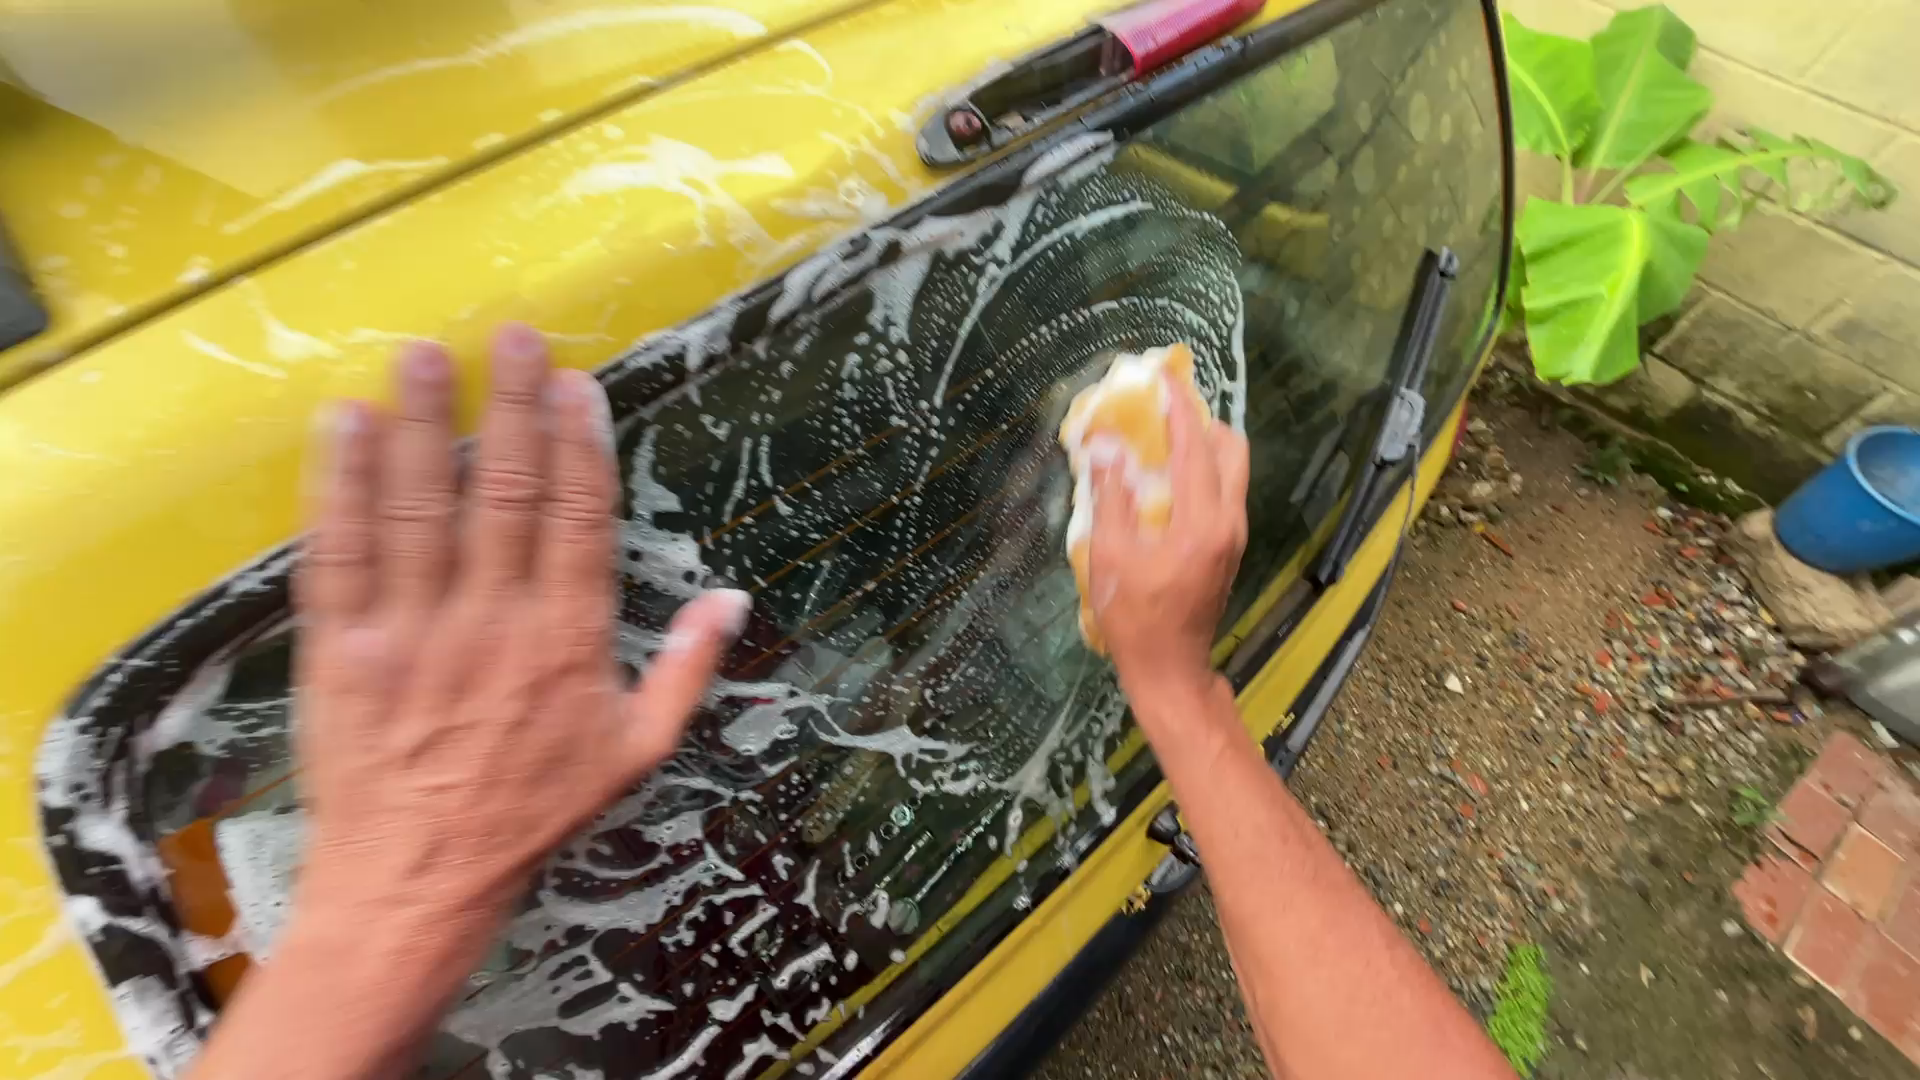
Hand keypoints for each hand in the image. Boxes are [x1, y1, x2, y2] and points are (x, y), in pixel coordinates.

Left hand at [295, 324, 748, 918]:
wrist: (421, 875)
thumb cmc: (542, 805)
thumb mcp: (643, 747)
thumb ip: (689, 668)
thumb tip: (732, 598)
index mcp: (568, 636)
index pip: (579, 518)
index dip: (581, 446)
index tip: (576, 385)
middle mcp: (493, 616)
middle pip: (504, 492)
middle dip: (510, 408)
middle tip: (511, 337)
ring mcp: (410, 627)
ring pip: (418, 506)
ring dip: (423, 424)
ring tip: (424, 354)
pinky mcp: (339, 646)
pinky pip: (338, 553)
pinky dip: (339, 485)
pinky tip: (342, 425)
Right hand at [1087, 370, 1248, 697]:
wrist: (1170, 669)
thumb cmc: (1135, 616)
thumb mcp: (1111, 556)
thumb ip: (1110, 497)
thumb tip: (1105, 448)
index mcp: (1201, 522)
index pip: (1194, 449)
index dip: (1177, 410)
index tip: (1162, 379)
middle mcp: (1228, 522)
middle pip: (1231, 450)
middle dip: (1201, 422)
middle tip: (1164, 411)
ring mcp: (1234, 536)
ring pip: (1233, 471)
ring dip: (1203, 446)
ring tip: (1163, 439)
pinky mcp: (1229, 547)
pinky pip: (1224, 492)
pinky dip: (1203, 472)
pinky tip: (1169, 478)